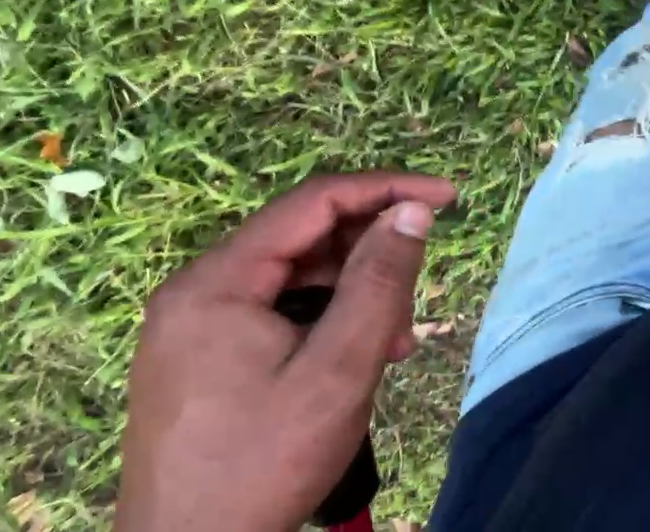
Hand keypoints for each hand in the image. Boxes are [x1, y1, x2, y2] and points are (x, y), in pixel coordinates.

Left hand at [116, 173, 455, 531]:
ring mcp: (200, 322)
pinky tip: (365, 351)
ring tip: (396, 338)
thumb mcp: (338, 367)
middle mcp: (200, 290)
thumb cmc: (264, 460)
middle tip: (419, 294)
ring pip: (305, 271)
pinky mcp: (210, 350)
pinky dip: (335, 315)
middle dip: (376, 253)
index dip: (389, 189)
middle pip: (310, 235)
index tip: (449, 198)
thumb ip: (380, 281)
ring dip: (361, 289)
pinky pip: (288, 304)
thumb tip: (414, 210)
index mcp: (216, 284)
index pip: (315, 201)